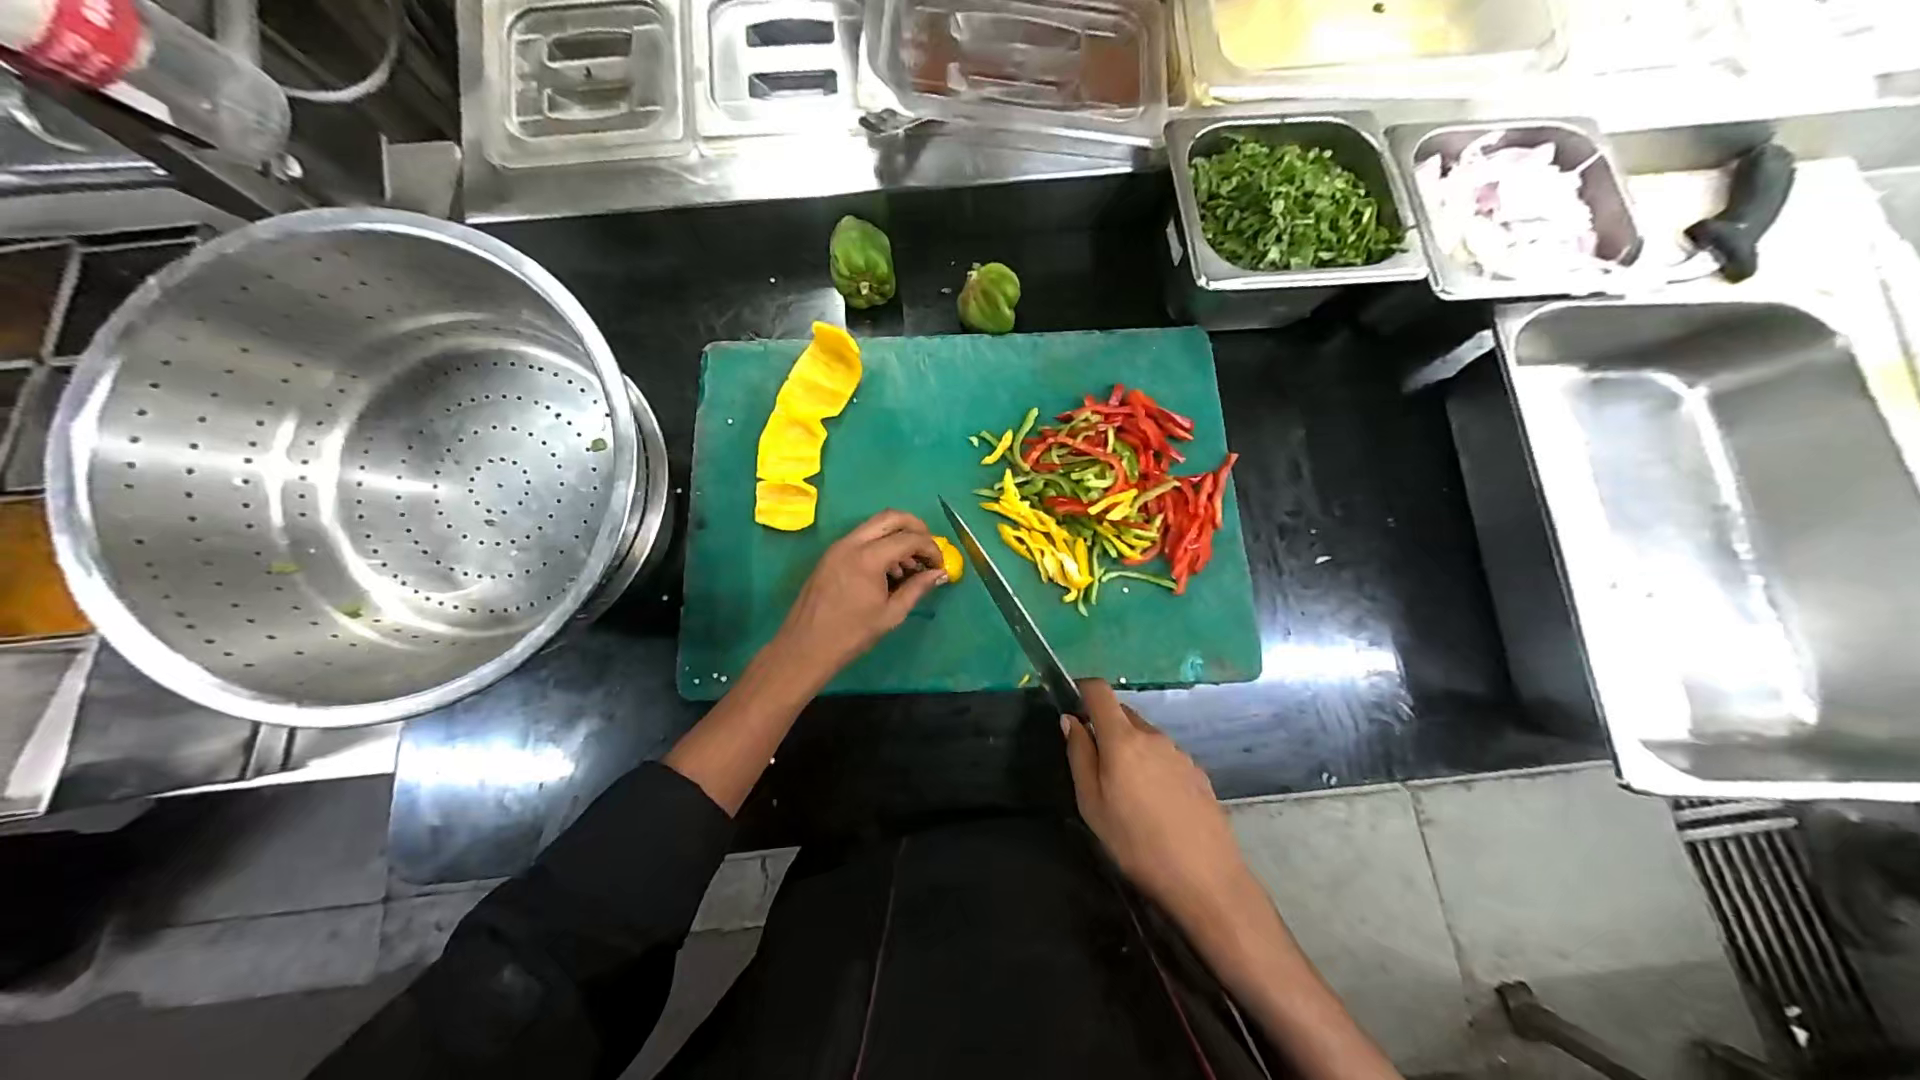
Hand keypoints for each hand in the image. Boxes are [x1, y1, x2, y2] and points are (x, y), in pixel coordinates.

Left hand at [767, 509, 947, 684]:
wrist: (805, 646)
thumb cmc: (851, 634)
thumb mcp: (891, 614)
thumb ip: (917, 588)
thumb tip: (939, 574)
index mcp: (868, 558)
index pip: (909, 538)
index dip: (931, 548)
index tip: (940, 566)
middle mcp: (852, 543)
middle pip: (892, 517)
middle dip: (916, 528)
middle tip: (929, 550)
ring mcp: (838, 546)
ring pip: (875, 524)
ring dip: (898, 536)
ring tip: (910, 566)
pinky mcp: (831, 554)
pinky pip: (862, 537)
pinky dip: (881, 544)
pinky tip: (889, 571)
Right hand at [1062, 679, 1262, 925]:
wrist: (1206, 878)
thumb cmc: (1136, 843)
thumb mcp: (1091, 804)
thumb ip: (1079, 755)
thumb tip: (1070, 720)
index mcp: (1123, 739)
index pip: (1100, 691)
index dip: (1082, 690)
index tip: (1072, 706)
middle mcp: (1153, 736)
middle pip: (1123, 713)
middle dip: (1104, 726)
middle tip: (1094, 764)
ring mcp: (1179, 753)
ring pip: (1145, 736)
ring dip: (1129, 748)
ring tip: (1126, 792)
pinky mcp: (1198, 772)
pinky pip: (1165, 756)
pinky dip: (1152, 765)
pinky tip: (1155, 804)